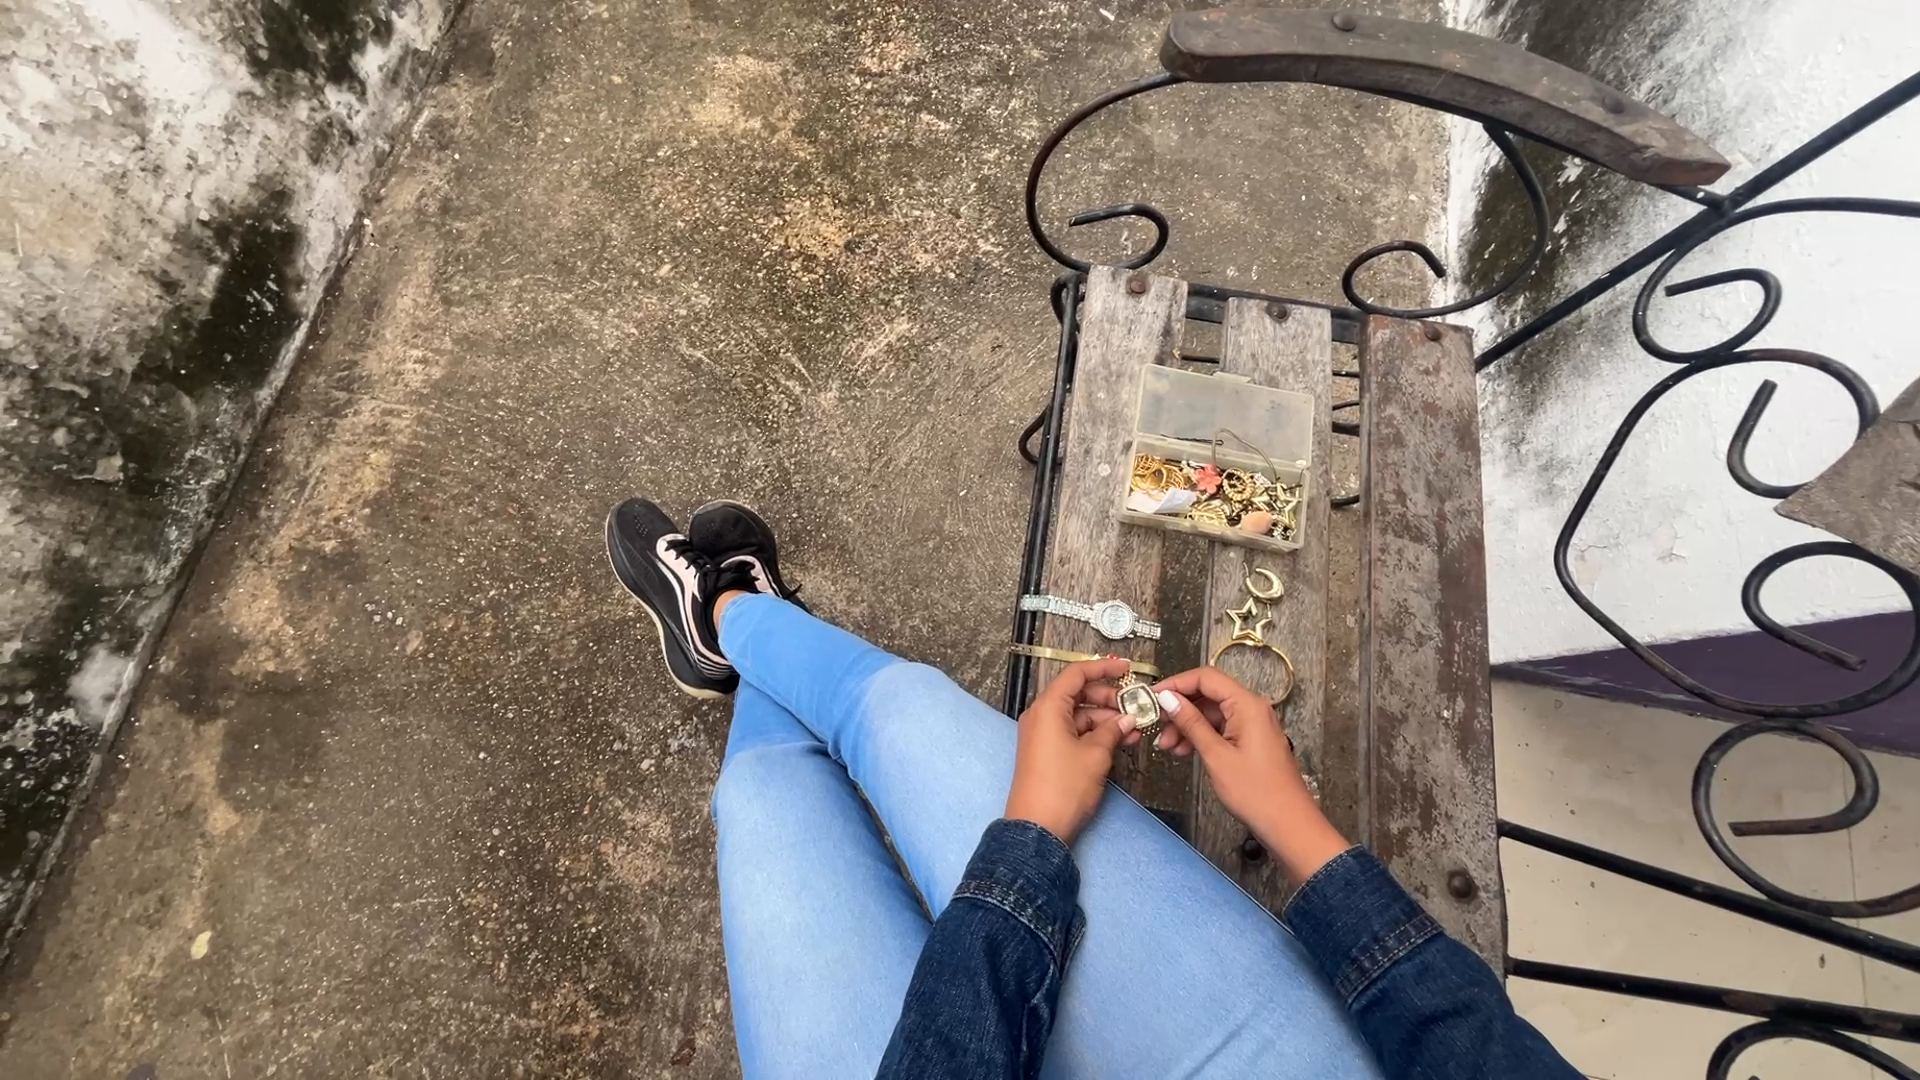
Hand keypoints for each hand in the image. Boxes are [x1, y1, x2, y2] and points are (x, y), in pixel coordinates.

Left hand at [1005, 657, 1141, 843]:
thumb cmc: (1062, 788)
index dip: (1102, 668)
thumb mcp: (1095, 755)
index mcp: (1047, 707)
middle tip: (1135, 707)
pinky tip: (1118, 741)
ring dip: (1105, 720)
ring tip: (1133, 729)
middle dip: (1108, 699)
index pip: (1076, 674)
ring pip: (1078, 716)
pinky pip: (1074, 733)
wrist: (1038, 828)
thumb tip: (1126, 719)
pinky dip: (1095, 734)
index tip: (1125, 668)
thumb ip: (1112, 731)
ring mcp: (1043, 735)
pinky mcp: (1047, 752)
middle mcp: (1041, 716)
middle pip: (1078, 695)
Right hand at [1153, 666, 1349, 883]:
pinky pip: (1220, 728)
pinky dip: (1200, 736)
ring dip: (1187, 726)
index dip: (1176, 683)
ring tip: (1167, 747)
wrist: (1289, 826)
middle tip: (1157, 726)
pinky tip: (1183, 751)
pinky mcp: (1251, 739)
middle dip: (1180, 709)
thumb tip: (1167, 698)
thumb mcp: (1216, 755)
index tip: (1152, 697)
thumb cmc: (1256, 792)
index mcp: (1247, 704)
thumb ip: (1191, 723)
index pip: (1206, 677)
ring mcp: (1252, 724)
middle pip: (1208, 694)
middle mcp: (1252, 708)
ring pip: (1211, 713)